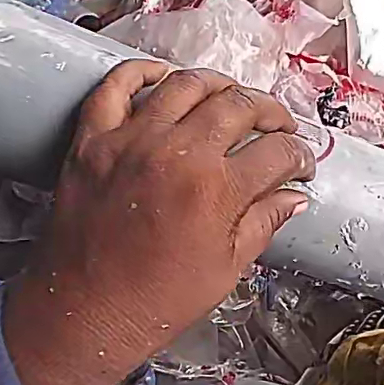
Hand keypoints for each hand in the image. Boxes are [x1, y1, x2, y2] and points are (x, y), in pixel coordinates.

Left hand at [4, 61, 316, 384]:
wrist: (84, 312)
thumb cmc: (156, 300)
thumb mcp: (225, 270)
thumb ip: (263, 223)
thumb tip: (294, 197)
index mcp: (216, 190)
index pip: (276, 152)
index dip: (298, 154)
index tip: (299, 161)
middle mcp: (176, 153)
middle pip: (238, 105)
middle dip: (269, 111)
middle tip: (275, 124)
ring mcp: (130, 140)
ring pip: (184, 84)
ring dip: (216, 84)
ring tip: (229, 96)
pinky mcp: (91, 140)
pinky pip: (115, 87)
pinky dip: (139, 72)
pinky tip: (161, 75)